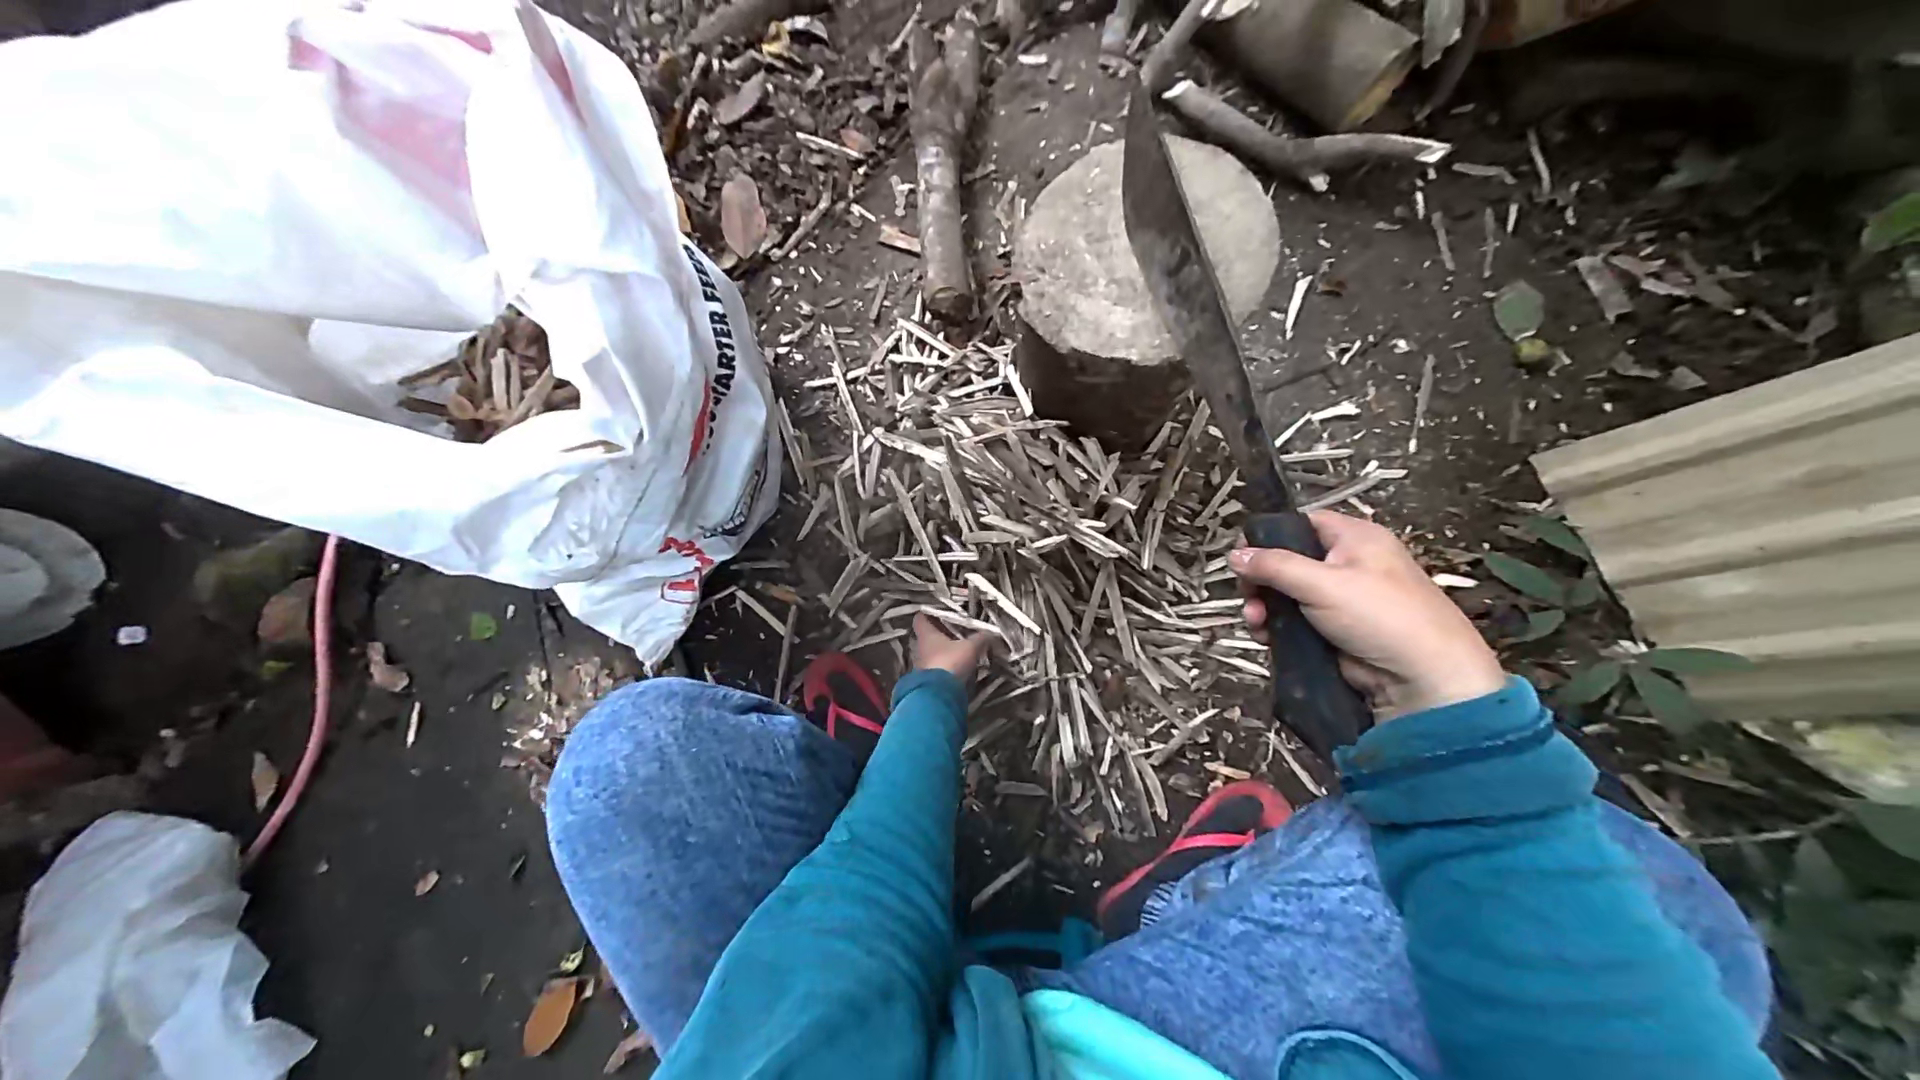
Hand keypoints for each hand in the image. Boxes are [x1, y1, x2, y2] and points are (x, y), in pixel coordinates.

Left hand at [911, 614, 991, 681]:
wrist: (939, 696)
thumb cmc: (950, 663)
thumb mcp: (970, 648)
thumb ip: (980, 639)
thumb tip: (992, 632)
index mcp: (925, 635)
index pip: (920, 618)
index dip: (929, 613)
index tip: (941, 611)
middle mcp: (920, 648)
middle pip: (927, 635)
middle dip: (940, 633)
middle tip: (955, 630)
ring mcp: (922, 665)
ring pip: (932, 652)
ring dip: (943, 650)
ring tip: (960, 648)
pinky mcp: (928, 680)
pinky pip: (936, 667)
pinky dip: (945, 665)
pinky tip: (958, 665)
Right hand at [1230, 510, 1505, 720]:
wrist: (1422, 680)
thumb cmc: (1382, 617)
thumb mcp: (1323, 583)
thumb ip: (1274, 566)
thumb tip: (1234, 555)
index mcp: (1355, 539)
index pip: (1302, 523)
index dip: (1270, 536)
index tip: (1244, 555)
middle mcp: (1347, 565)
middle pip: (1287, 560)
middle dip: (1261, 578)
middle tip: (1248, 593)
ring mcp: (1339, 599)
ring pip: (1285, 593)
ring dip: (1263, 605)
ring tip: (1256, 620)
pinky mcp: (1332, 630)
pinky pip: (1293, 620)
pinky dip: (1275, 626)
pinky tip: (1265, 636)